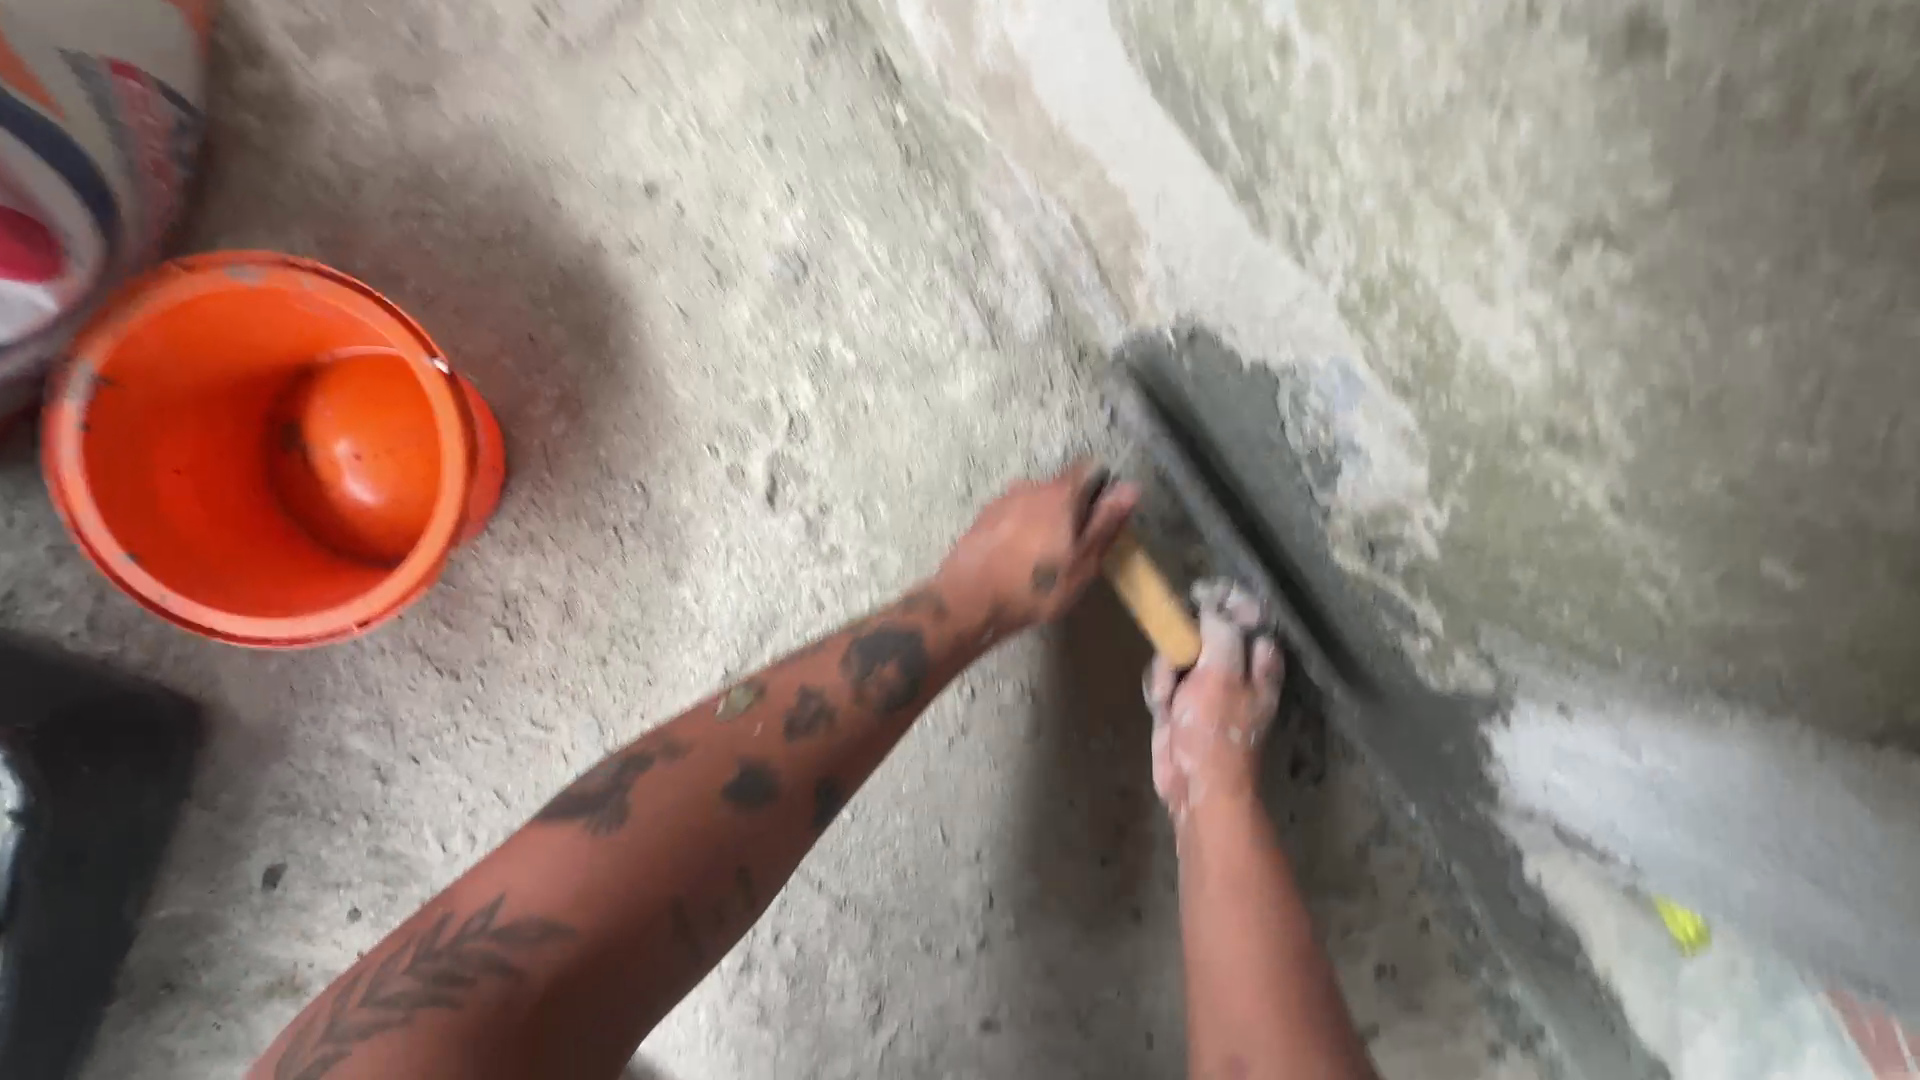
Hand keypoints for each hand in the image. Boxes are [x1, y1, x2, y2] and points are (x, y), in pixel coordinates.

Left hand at [938, 460, 1138, 629]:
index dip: (1100, 488)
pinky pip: (1011, 518)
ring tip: (1041, 560)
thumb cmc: (1035, 586)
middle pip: (1059, 488)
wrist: (969, 601)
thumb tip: (1131, 487)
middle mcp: (1028, 486)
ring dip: (1042, 522)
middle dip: (1070, 510)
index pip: (1088, 468)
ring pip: (1033, 503)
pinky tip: (1016, 561)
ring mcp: (1000, 501)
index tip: (1102, 518)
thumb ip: (1106, 522)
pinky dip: (1019, 532)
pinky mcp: (981, 520)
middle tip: (1072, 549)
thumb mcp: (1083, 562)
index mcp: (1059, 493)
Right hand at [1146, 580, 1283, 823]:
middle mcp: (1235, 668)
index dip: (1226, 599)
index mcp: (1259, 661)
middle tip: (1180, 655)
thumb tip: (1210, 606)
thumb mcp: (1221, 674)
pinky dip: (1158, 689)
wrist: (1195, 785)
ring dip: (1166, 670)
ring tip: (1169, 696)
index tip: (1201, 594)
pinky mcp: (1180, 701)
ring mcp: (1206, 684)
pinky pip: (1162, 676)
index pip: (1247, 613)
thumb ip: (1220, 632)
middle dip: (1183, 640)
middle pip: (1204, 628)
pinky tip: (1161, 708)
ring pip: (1177, 651)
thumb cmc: (1216, 731)